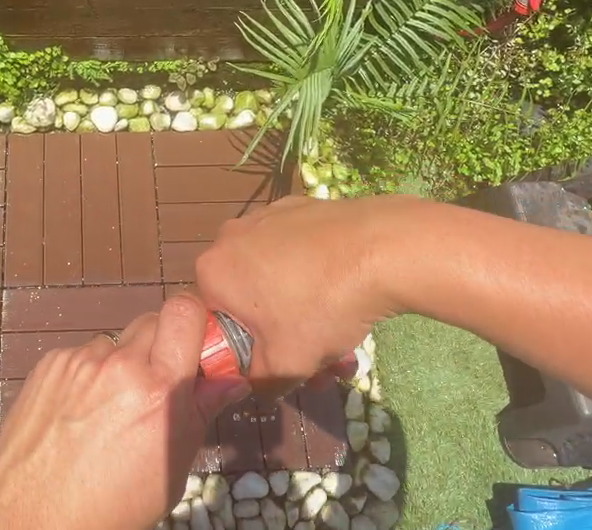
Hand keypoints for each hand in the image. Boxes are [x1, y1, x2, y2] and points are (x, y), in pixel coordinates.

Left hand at [0, 293, 250, 529]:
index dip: (194, 321)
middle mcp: (122, 364)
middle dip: (161, 345)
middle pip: (154, 320)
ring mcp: (82, 359)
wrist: (31, 515)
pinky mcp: (52, 360)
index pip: (186, 312)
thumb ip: (200, 414)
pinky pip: (83, 355)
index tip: (195, 343)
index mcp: (160, 391)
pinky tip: (79, 412)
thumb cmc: (112, 506)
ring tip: (108, 408)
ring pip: (117, 342)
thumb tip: (233, 381)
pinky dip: (88, 375)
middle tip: (155, 381)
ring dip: (122, 364)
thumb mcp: (171, 472)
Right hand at [193, 195, 409, 389]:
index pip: (215, 320)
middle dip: (277, 330)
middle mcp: (229, 235)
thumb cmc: (319, 308)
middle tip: (316, 356)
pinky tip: (342, 287)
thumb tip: (257, 385)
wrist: (378, 250)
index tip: (278, 364)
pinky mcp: (296, 206)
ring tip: (340, 332)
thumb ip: (259, 382)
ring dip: (297, 304)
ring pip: (272, 273)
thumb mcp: (286, 366)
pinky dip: (309, 271)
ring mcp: (265, 215)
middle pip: (246, 296)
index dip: (244, 349)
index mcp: (212, 271)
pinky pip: (293, 248)